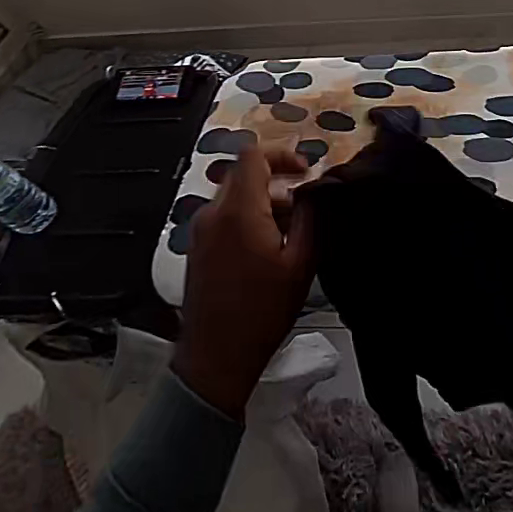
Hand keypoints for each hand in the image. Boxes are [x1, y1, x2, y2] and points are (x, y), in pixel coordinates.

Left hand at [173, 145, 315, 418]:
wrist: (216, 357)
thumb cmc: (263, 311)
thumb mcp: (300, 264)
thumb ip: (310, 218)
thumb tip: (315, 190)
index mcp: (238, 210)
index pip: (253, 156)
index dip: (282, 154)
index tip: (306, 172)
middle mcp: (212, 212)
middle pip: (244, 174)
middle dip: (276, 181)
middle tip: (304, 204)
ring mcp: (200, 230)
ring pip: (234, 195)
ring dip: (263, 201)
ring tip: (291, 231)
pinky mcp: (197, 246)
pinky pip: (224, 215)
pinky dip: (247, 216)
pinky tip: (267, 246)